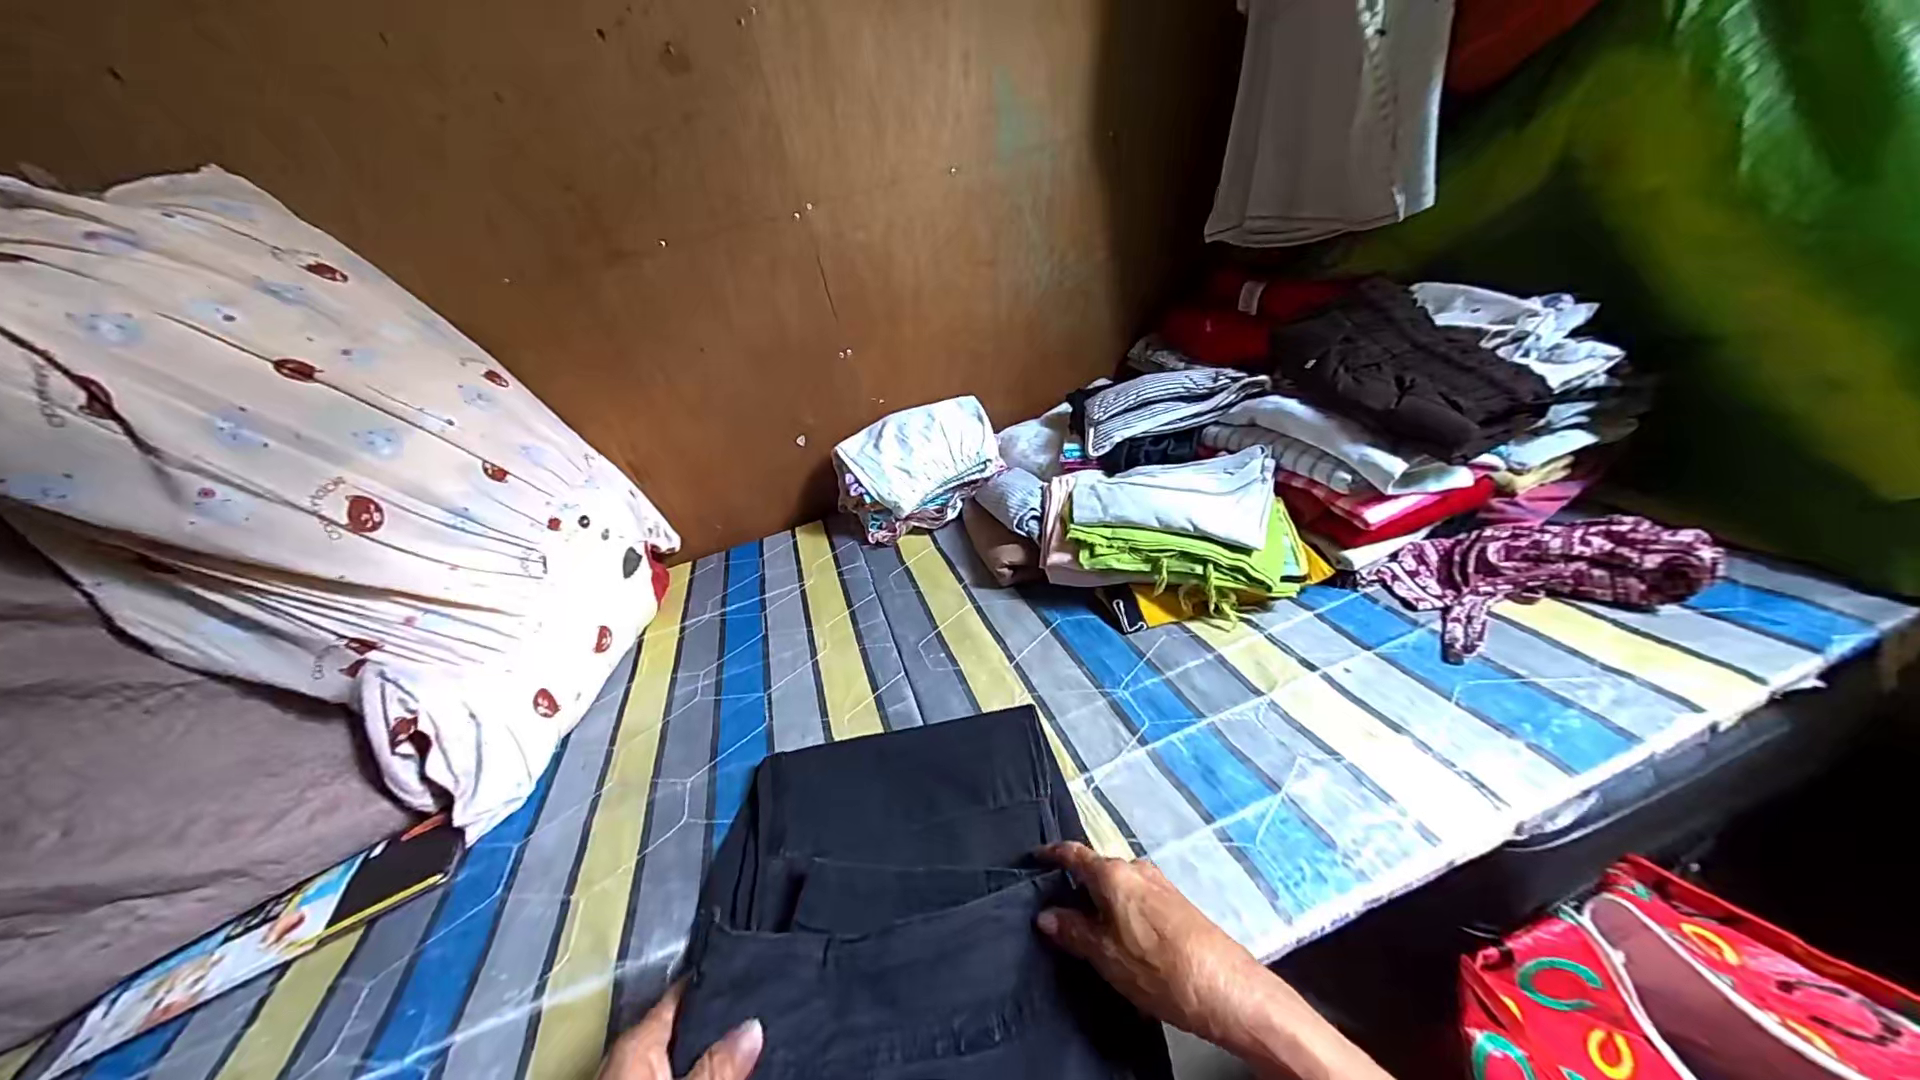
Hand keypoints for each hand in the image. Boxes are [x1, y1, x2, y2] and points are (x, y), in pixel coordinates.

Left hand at [598, 981, 761, 1079]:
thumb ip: (718, 1066)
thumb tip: (752, 1026)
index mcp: (637, 1044)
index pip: (680, 994)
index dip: (712, 983)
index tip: (745, 974)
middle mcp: (624, 1060)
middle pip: (677, 1027)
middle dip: (712, 1026)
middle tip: (754, 1019)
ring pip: (670, 1059)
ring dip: (700, 1059)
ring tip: (740, 1056)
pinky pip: (663, 1078)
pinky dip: (686, 1077)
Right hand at [1034, 842, 1391, 1079]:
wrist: (1230, 990)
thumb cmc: (1160, 969)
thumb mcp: (1105, 956)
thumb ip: (1073, 932)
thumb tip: (1047, 915)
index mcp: (1113, 874)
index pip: (1073, 854)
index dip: (1051, 854)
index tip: (1035, 857)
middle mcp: (1136, 869)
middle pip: (1097, 870)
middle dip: (1077, 887)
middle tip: (1059, 912)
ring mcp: (1160, 885)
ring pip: (1118, 887)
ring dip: (1102, 904)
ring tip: (1090, 934)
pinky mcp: (1177, 904)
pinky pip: (1138, 899)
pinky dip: (1122, 912)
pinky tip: (1123, 942)